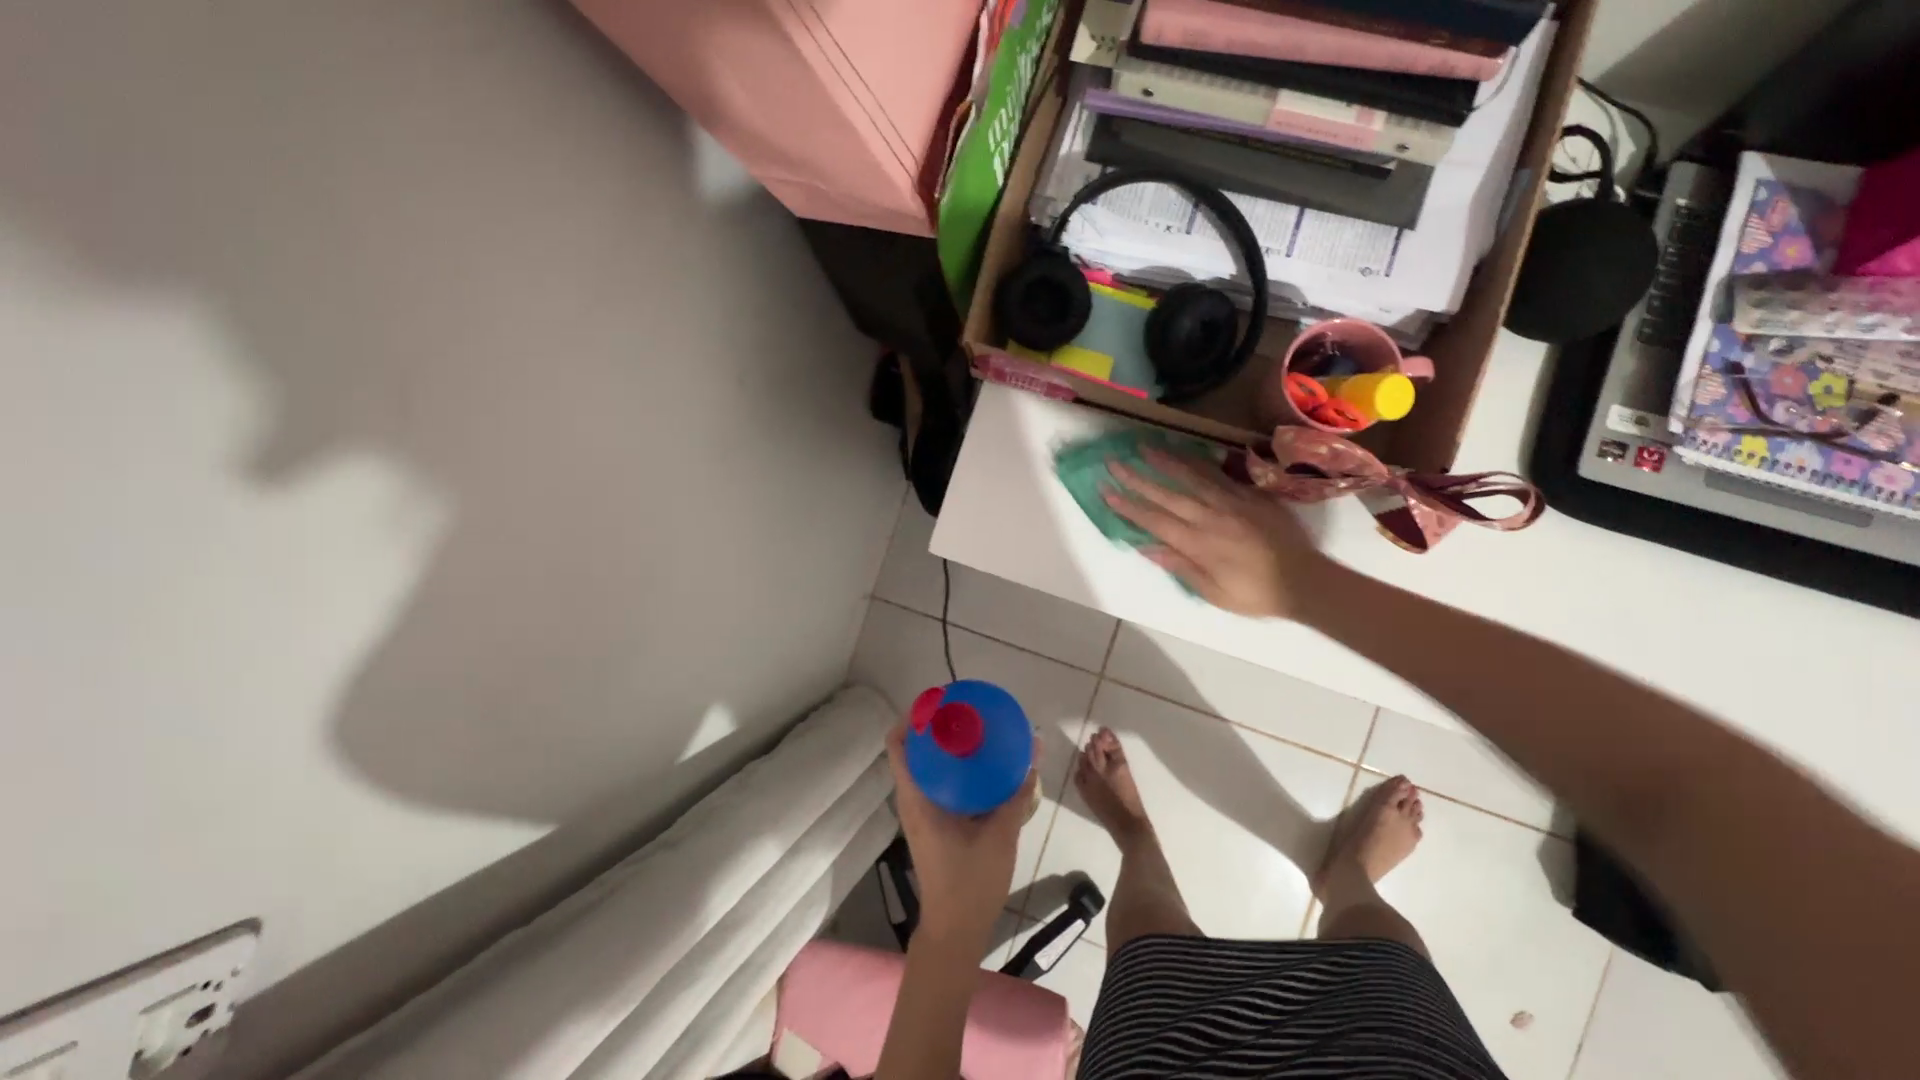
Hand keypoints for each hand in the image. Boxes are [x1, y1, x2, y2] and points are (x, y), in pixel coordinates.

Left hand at [886, 722, 1037, 947]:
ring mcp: (921, 816)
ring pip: (925, 771)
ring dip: (943, 751)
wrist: (956, 930)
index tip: (936, 702)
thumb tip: (1032, 761)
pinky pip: (938, 788)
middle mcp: (912, 802)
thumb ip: (1016, 798)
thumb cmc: (970, 883)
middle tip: (965, 713)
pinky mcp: (933, 827)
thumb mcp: (1000, 836)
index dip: (910, 719)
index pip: (897, 747)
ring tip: (975, 734)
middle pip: (911, 753)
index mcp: (916, 800)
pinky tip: (982, 771)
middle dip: (933, 729)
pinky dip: (953, 773)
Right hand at [1103, 446, 1330, 618]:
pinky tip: (1186, 455)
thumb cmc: (1255, 594)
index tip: (1106, 491)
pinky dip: (1199, 464)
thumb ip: (1180, 566)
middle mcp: (1210, 517)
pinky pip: (1219, 476)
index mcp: (1197, 543)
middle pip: (1167, 494)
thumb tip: (1146, 546)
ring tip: (1145, 448)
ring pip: (1192, 477)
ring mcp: (1231, 503)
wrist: (1304, 580)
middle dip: (1137, 478)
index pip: (1154, 520)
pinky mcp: (1250, 497)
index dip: (1128, 505)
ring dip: (1166, 462)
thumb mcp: (1213, 592)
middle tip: (1114, 462)